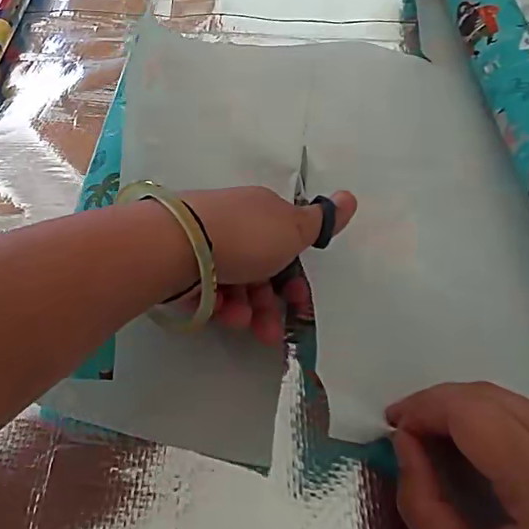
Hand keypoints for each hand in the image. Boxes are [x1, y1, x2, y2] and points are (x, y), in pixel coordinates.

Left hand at [161, 187, 355, 346]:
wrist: (179, 243)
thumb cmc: (245, 236)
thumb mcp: (292, 228)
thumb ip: (319, 221)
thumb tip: (349, 196)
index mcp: (262, 212)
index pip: (286, 246)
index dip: (296, 278)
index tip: (300, 304)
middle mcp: (235, 224)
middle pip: (261, 270)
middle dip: (271, 304)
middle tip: (272, 332)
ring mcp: (206, 244)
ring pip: (236, 284)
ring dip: (247, 310)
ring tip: (243, 325)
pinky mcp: (183, 264)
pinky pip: (209, 289)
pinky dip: (220, 305)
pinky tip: (222, 315)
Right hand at [387, 382, 528, 528]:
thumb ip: (427, 510)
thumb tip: (405, 445)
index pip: (476, 414)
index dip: (426, 406)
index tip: (395, 423)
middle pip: (503, 400)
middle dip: (447, 405)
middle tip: (412, 431)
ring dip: (482, 418)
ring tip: (450, 447)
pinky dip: (519, 436)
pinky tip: (504, 469)